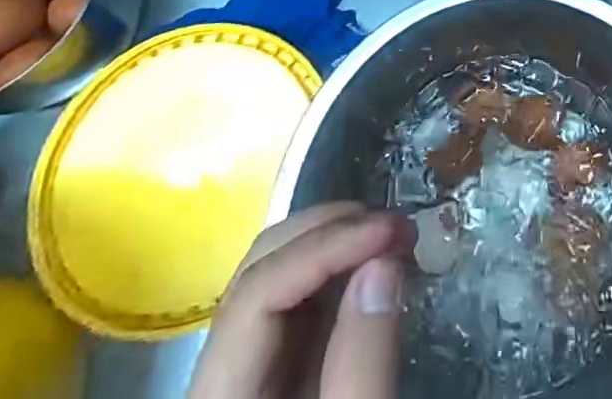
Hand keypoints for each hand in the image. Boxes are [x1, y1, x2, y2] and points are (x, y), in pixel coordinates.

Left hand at [188, 203, 409, 398]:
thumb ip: (362, 361)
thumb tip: (385, 261)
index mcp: (217, 393)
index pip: (259, 290)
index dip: (326, 248)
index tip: (391, 230)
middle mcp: (215, 364)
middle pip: (260, 267)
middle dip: (331, 233)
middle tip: (396, 228)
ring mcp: (241, 358)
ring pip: (277, 272)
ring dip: (336, 243)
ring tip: (391, 237)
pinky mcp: (269, 360)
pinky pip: (297, 298)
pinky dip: (337, 269)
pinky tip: (372, 262)